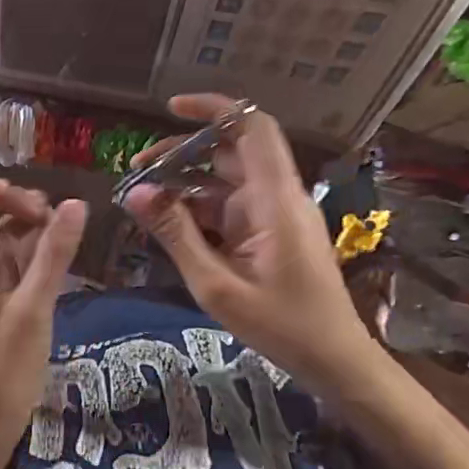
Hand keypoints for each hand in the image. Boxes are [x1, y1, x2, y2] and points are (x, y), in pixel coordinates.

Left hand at [0, 178, 86, 468]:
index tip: (14, 193)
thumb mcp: (33, 309)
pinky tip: (52, 245)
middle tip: (45, 212)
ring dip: (20, 222)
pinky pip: (5, 252)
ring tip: (55, 226)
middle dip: (6, 205)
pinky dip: (27, 243)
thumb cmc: (6, 371)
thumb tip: (76, 205)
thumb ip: (53, 254)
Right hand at [124, 94, 374, 390]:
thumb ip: (176, 235)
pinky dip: (199, 208)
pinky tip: (168, 222)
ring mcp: (274, 213)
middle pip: (229, 151)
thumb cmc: (282, 326)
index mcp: (274, 199)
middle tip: (136, 169)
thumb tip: (135, 193)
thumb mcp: (217, 285)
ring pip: (225, 180)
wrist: (334, 360)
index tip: (171, 109)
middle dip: (181, 152)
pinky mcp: (270, 232)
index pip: (251, 127)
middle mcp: (276, 196)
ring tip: (143, 197)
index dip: (214, 108)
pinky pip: (230, 206)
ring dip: (185, 183)